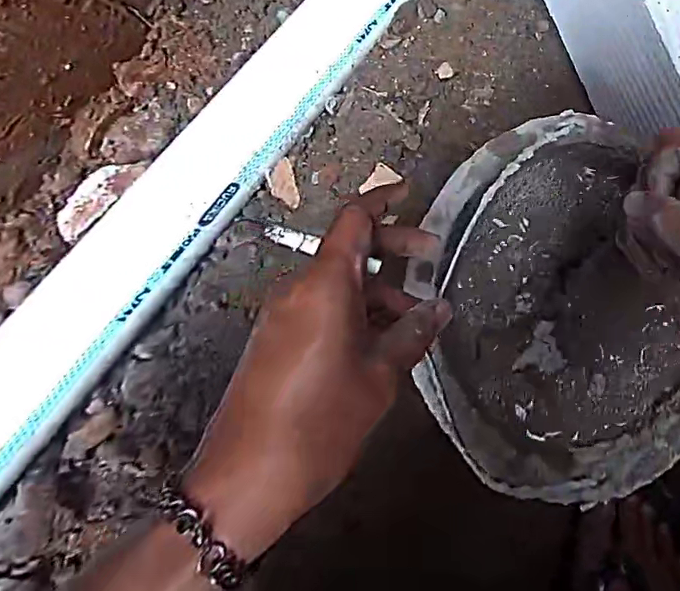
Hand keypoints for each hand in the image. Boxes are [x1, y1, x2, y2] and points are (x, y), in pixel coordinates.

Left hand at [181, 182, 449, 559]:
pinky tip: (383, 338)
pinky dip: (356, 310)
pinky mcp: (276, 342)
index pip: (353, 220)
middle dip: (393, 247)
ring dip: (378, 289)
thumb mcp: (379, 376)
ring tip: (414, 316)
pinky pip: (322, 307)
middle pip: (350, 248)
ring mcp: (282, 317)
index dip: (382, 199)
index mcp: (323, 285)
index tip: (408, 191)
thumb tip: (438, 309)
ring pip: (338, 282)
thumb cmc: (317, 424)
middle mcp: (298, 291)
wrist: (240, 487)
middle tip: (431, 256)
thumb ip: (412, 333)